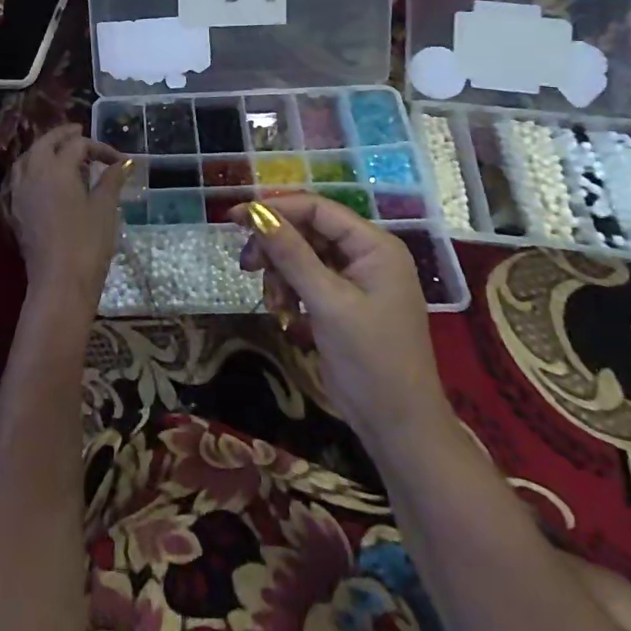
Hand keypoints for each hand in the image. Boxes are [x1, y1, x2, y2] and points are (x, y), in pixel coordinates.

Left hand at [7, 124, 131, 305]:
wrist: (59, 281)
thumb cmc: (87, 243)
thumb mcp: (104, 209)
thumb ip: (110, 181)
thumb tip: (122, 164)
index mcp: (56, 168)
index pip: (77, 145)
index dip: (99, 148)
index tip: (119, 161)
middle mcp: (33, 173)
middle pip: (45, 143)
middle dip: (63, 136)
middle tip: (79, 132)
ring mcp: (20, 192)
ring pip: (27, 158)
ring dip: (43, 149)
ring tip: (60, 151)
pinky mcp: (15, 209)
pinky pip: (20, 177)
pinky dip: (32, 167)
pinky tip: (44, 177)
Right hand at [234, 195, 449, 443]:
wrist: (396, 422)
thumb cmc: (370, 358)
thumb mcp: (327, 302)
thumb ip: (291, 254)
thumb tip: (255, 213)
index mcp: (375, 246)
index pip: (318, 209)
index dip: (275, 208)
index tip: (234, 218)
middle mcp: (366, 256)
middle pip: (307, 231)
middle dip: (275, 248)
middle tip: (247, 266)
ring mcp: (354, 280)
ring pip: (300, 257)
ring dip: (280, 277)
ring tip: (276, 306)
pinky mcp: (341, 303)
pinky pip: (305, 282)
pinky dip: (289, 294)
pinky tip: (286, 318)